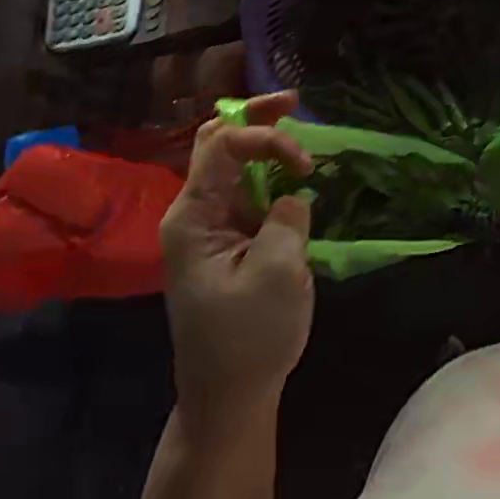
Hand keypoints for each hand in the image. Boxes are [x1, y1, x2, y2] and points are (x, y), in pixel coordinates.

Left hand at [159, 92, 314, 421]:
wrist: (227, 396)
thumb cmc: (248, 339)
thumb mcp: (278, 275)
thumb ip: (288, 220)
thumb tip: (294, 195)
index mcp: (191, 217)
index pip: (223, 148)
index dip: (268, 141)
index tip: (308, 167)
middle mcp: (192, 214)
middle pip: (216, 145)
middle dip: (254, 119)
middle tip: (293, 102)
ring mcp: (208, 229)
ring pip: (231, 167)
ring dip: (263, 146)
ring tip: (299, 135)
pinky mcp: (226, 244)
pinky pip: (245, 197)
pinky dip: (269, 179)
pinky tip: (294, 176)